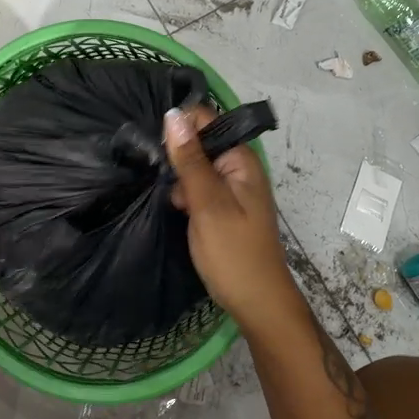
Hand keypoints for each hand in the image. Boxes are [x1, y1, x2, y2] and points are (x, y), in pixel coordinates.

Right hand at [164, 106, 299, 324]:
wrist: (257, 304)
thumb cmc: (233, 252)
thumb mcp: (206, 203)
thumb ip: (189, 159)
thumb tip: (172, 114)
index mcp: (241, 159)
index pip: (205, 120)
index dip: (180, 130)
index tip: (162, 153)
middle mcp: (239, 167)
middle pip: (199, 142)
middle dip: (179, 158)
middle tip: (169, 183)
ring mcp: (233, 188)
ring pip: (196, 166)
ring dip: (181, 180)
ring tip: (176, 203)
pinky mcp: (225, 207)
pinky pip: (200, 187)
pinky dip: (187, 195)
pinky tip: (180, 211)